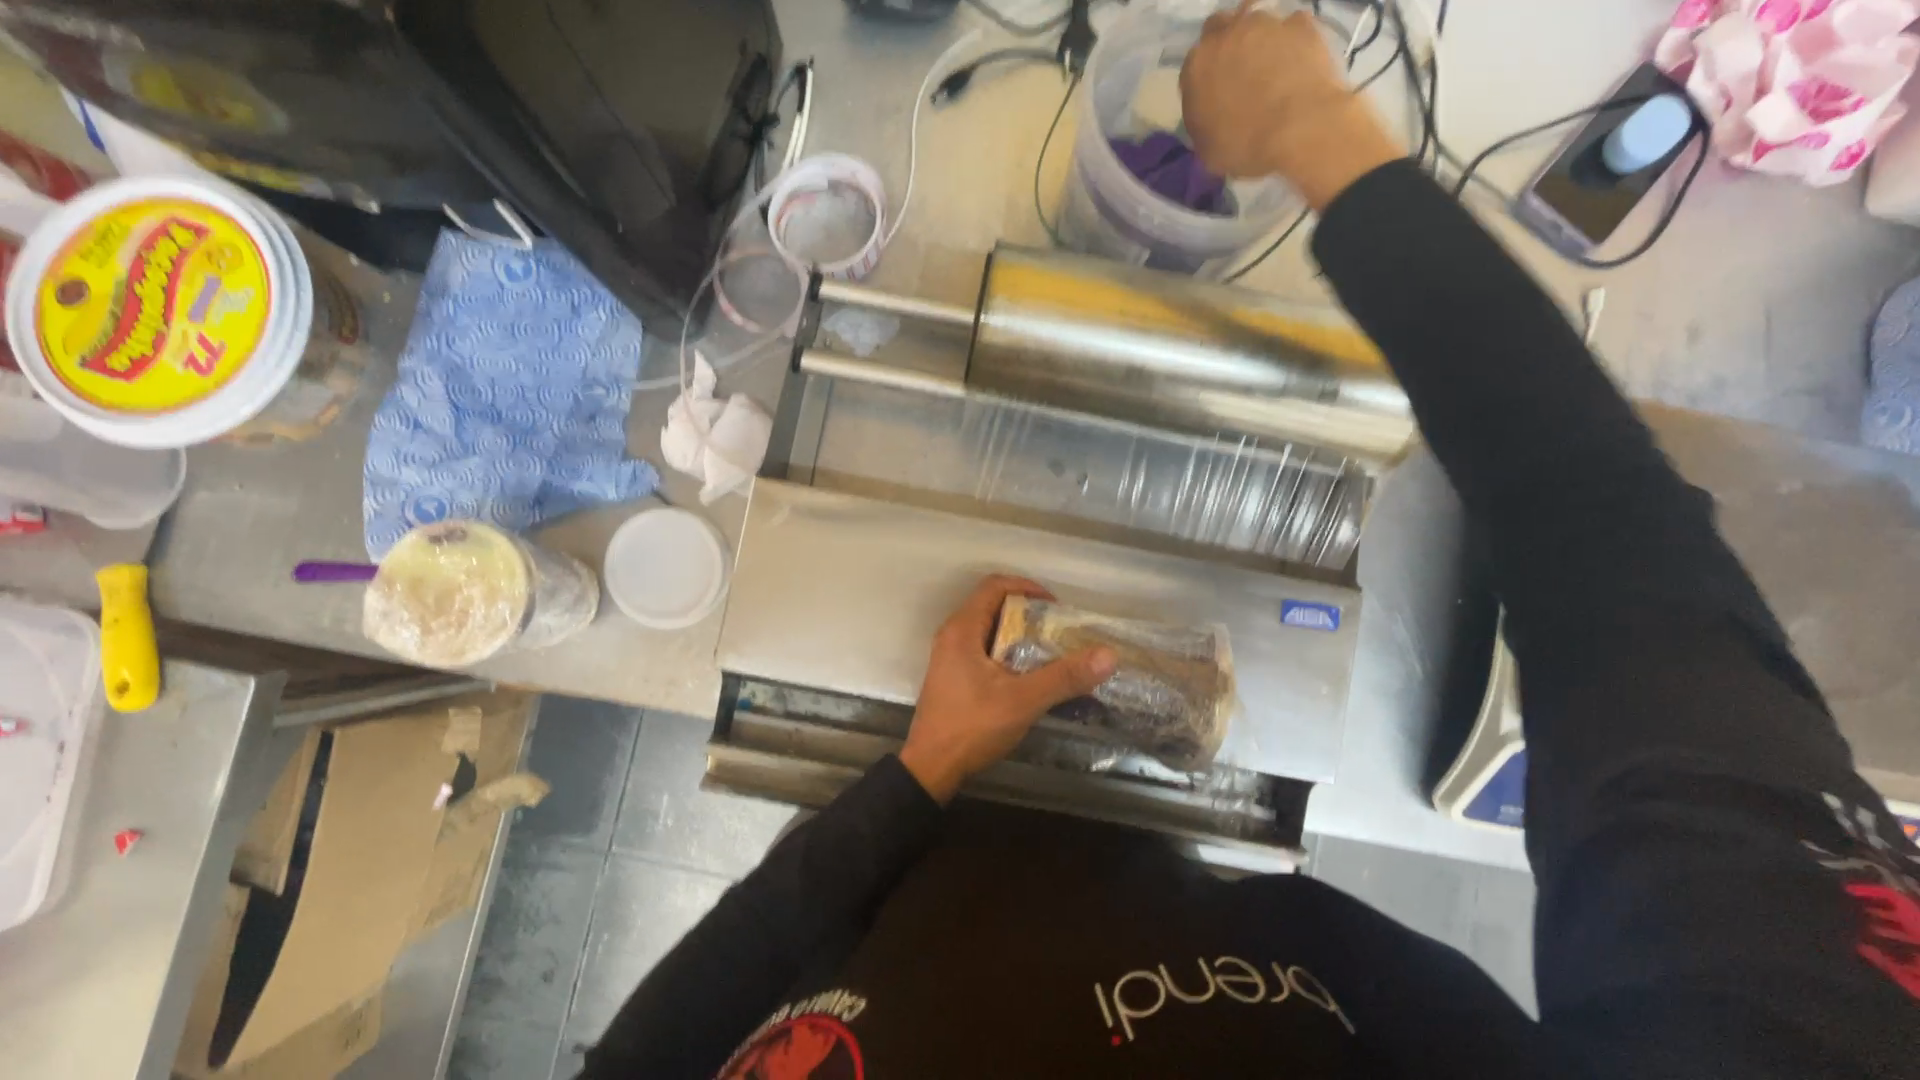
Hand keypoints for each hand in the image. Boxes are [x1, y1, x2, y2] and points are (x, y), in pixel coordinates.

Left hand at [899, 575, 1117, 803]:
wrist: (930, 768)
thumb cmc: (972, 727)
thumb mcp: (1023, 701)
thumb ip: (1064, 676)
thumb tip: (1108, 655)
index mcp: (962, 629)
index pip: (995, 586)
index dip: (1028, 588)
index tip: (1056, 608)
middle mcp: (953, 636)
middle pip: (993, 606)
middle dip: (1029, 615)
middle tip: (1060, 632)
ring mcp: (950, 657)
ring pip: (990, 631)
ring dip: (1020, 636)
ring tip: (1051, 653)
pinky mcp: (953, 677)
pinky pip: (984, 651)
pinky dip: (1009, 654)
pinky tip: (1030, 678)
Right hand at [1180, 5, 1403, 208]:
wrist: (1299, 128)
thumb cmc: (1245, 146)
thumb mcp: (1208, 149)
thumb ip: (1203, 124)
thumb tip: (1210, 118)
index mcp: (1197, 67)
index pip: (1194, 64)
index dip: (1205, 78)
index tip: (1215, 94)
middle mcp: (1226, 35)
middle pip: (1220, 26)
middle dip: (1226, 43)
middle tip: (1240, 70)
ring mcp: (1265, 24)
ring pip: (1256, 20)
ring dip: (1259, 39)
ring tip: (1272, 65)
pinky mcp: (1300, 24)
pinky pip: (1292, 26)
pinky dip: (1292, 40)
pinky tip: (1298, 61)